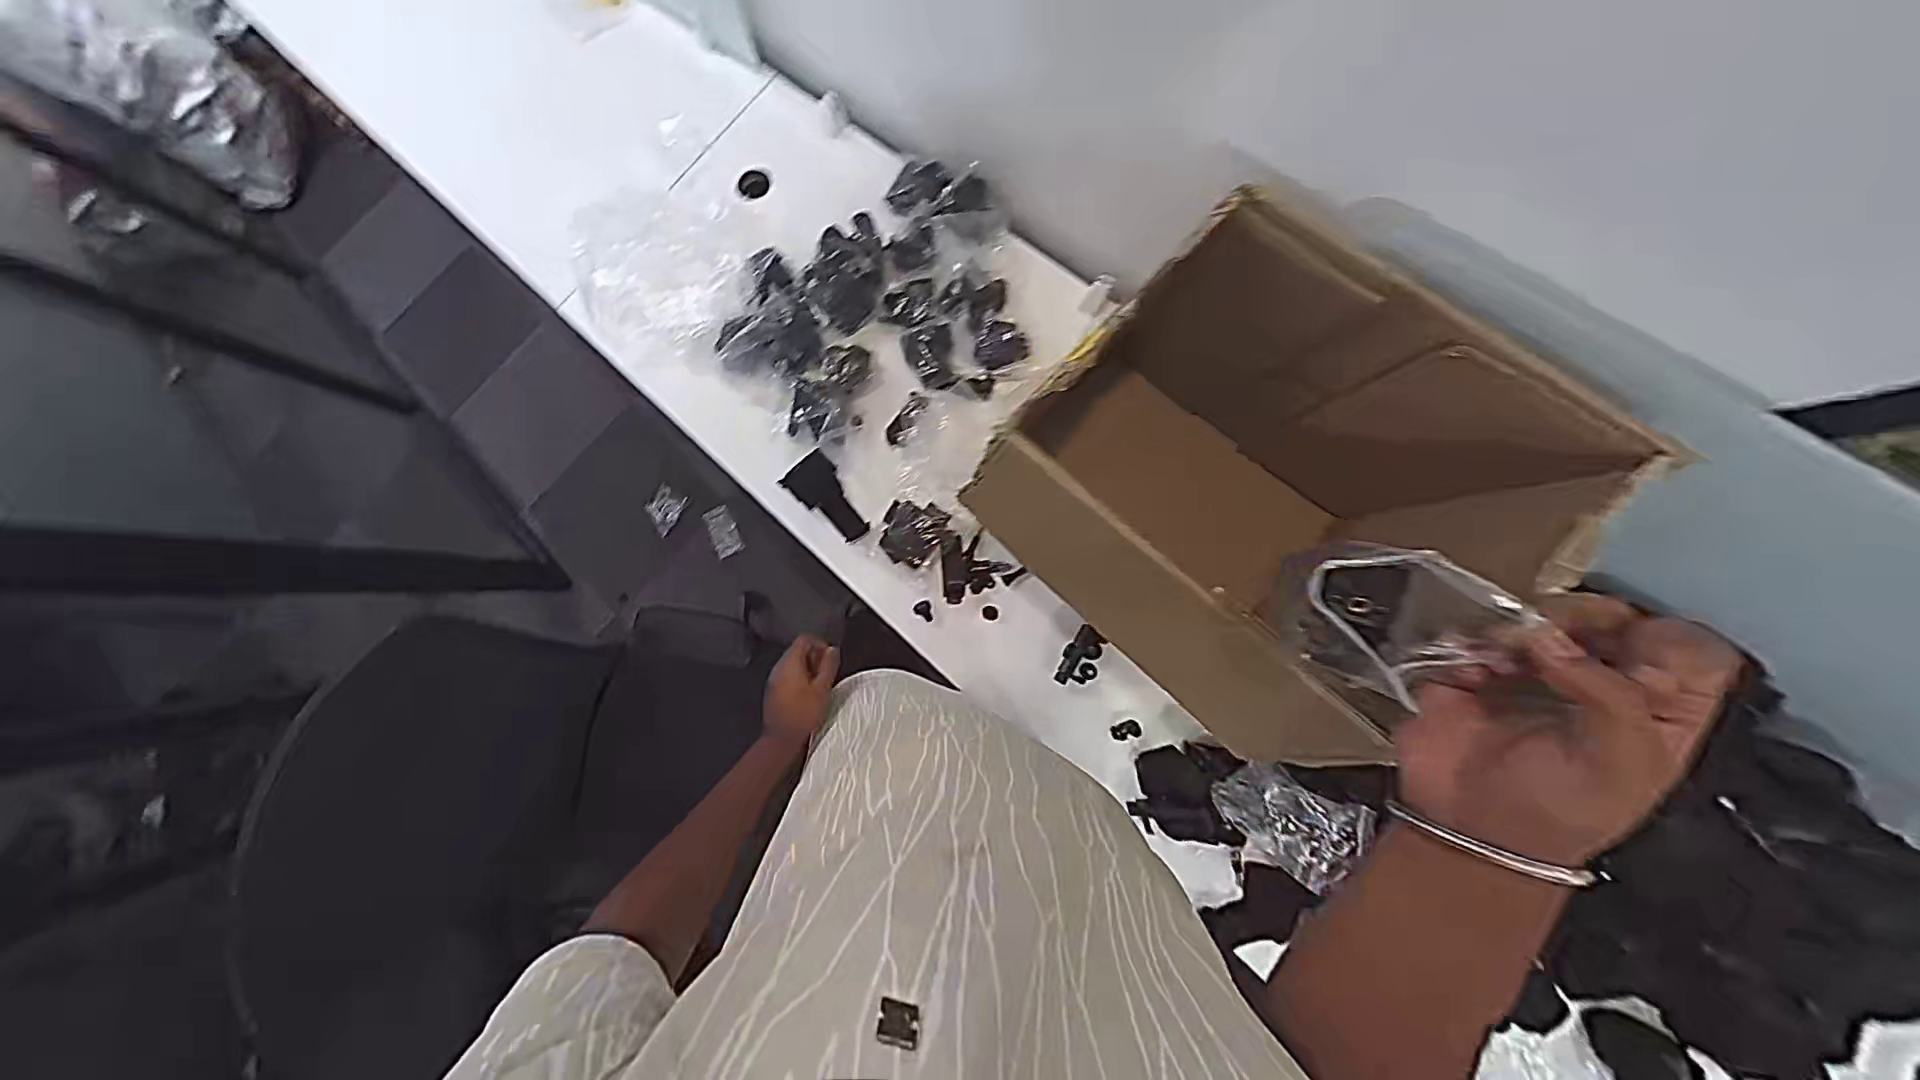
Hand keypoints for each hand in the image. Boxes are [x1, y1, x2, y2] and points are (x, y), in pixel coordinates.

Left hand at [763, 635, 839, 747]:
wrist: (782, 738)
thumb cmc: (803, 713)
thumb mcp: (823, 688)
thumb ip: (828, 665)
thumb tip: (832, 650)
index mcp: (790, 662)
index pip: (804, 639)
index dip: (820, 644)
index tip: (830, 658)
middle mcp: (779, 667)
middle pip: (798, 650)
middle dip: (814, 657)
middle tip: (827, 672)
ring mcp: (774, 679)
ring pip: (793, 663)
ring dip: (808, 668)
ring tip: (819, 684)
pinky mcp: (773, 691)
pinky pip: (787, 676)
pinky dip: (799, 678)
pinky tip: (808, 693)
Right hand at [1395, 595, 1741, 866]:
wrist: (1469, 825)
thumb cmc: (1559, 807)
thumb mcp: (1618, 762)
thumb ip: (1606, 694)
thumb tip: (1545, 635)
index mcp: (1654, 710)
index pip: (1684, 647)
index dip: (1660, 635)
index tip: (1622, 645)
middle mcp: (1595, 684)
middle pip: (1605, 619)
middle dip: (1574, 616)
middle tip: (1544, 632)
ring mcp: (1528, 675)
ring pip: (1535, 618)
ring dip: (1515, 627)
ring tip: (1498, 656)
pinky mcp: (1471, 672)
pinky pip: (1472, 635)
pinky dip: (1469, 641)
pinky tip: (1470, 667)